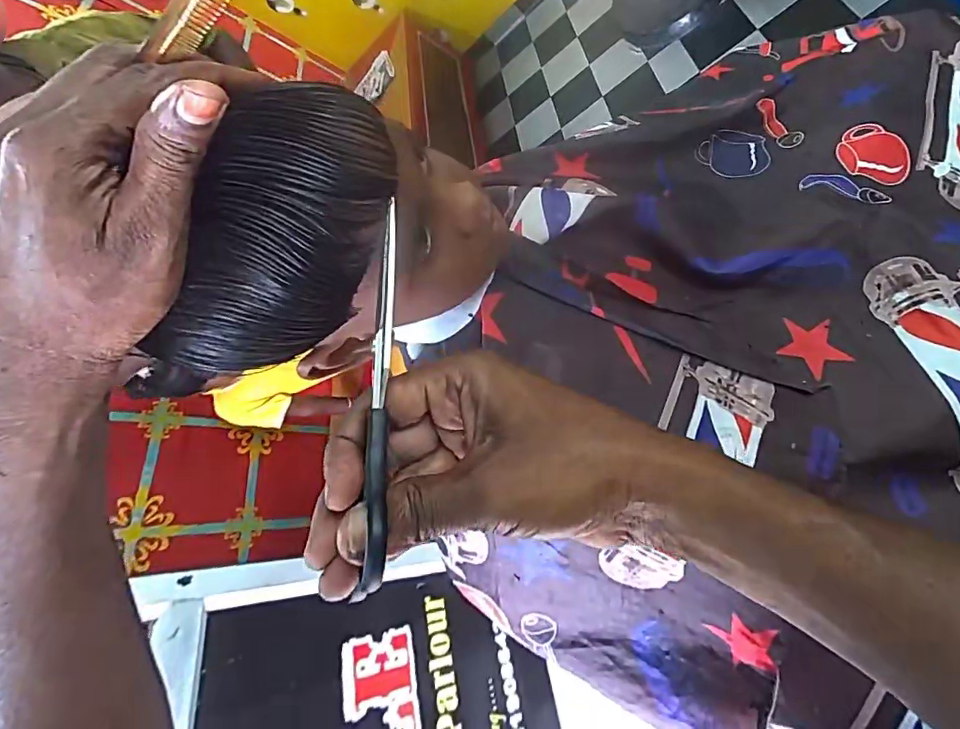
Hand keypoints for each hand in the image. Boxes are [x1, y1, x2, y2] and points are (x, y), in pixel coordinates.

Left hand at [0, 43, 261, 419]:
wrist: (28, 361)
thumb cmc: (99, 309)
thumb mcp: (151, 237)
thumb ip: (171, 156)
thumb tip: (203, 89)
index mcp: (49, 146)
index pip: (142, 81)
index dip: (205, 75)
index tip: (255, 85)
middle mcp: (9, 129)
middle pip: (106, 64)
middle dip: (173, 69)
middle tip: (227, 93)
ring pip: (79, 78)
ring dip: (139, 82)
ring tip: (188, 110)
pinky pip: (56, 102)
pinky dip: (105, 101)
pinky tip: (133, 130)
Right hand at [304, 352, 680, 599]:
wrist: (640, 489)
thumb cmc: (568, 464)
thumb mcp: (489, 486)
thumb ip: (418, 508)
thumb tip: (350, 535)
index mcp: (457, 381)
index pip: (382, 408)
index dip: (351, 452)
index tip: (336, 500)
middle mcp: (456, 407)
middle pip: (388, 450)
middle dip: (353, 502)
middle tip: (319, 555)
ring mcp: (468, 445)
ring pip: (406, 481)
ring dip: (374, 525)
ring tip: (336, 578)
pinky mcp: (481, 478)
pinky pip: (431, 498)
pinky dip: (406, 529)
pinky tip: (374, 564)